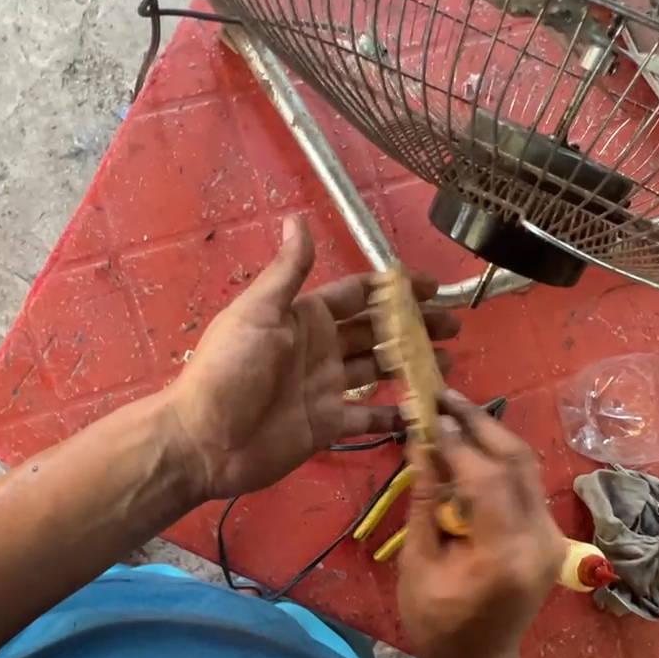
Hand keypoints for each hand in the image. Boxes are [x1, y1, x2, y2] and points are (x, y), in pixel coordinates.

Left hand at [161, 216, 457, 499]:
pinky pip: (368, 418)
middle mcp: (321, 350)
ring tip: (448, 366)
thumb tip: (298, 219)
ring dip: (411, 366)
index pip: (359, 296)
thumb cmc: (229, 369)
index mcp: (306, 318)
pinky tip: (422, 411)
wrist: (205, 438)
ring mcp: (326, 389)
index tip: (433, 287)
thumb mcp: (258, 312)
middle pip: (377, 333)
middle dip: (414, 328)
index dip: (396, 289)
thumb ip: (287, 272)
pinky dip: (394, 416)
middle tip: (453, 328)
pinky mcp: (327, 426)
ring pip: (378, 373)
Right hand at [398, 391, 566, 657]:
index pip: (485, 478)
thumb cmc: (436, 624)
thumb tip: (421, 445)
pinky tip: (471, 448)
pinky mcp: (549, 537)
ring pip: (527, 468)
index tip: (428, 415)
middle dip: (480, 423)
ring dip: (491, 437)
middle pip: (517, 461)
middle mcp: (539, 541)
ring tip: (454, 414)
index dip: (455, 441)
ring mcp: (550, 538)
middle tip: (445, 397)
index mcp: (503, 555)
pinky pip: (526, 485)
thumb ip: (425, 502)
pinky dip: (499, 461)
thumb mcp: (418, 564)